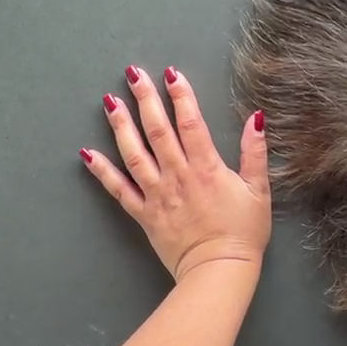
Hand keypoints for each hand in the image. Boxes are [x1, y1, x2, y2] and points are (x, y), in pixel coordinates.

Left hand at [80, 66, 271, 282]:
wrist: (218, 272)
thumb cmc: (243, 231)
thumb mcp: (259, 189)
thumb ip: (255, 152)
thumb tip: (255, 117)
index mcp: (206, 167)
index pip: (190, 123)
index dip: (180, 96)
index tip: (171, 73)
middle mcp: (177, 176)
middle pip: (158, 131)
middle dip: (145, 100)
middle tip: (133, 74)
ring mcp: (157, 195)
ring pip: (135, 155)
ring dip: (121, 126)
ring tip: (109, 102)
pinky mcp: (144, 215)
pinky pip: (119, 191)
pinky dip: (102, 172)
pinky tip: (87, 154)